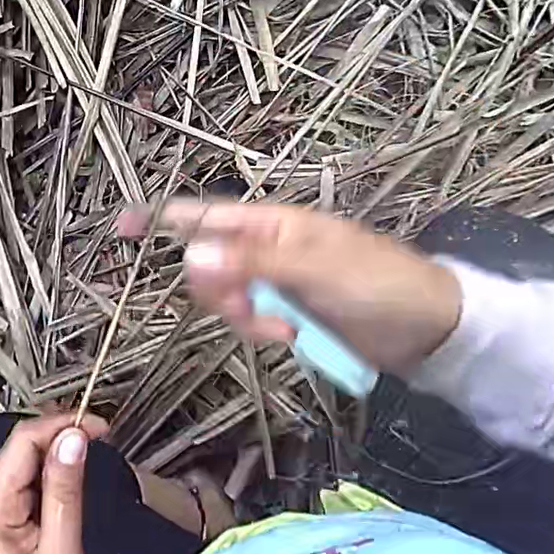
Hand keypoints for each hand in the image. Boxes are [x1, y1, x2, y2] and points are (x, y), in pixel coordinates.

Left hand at [0, 413, 107, 553]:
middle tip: (98, 434)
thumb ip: (65, 491)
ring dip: (53, 452)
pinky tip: (66, 477)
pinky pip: (18, 482)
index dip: (60, 424)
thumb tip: (73, 438)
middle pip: (17, 447)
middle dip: (58, 434)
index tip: (96, 424)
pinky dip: (45, 473)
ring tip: (88, 453)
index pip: (21, 443)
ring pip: (19, 462)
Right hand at [118, 200, 462, 373]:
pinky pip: (252, 318)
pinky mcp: (289, 310)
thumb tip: (189, 257)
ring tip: (282, 329)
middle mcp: (268, 248)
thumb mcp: (315, 270)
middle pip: (210, 263)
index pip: (207, 216)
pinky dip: (262, 330)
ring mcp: (278, 281)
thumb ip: (251, 264)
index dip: (163, 219)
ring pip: (229, 296)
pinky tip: (291, 337)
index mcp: (272, 224)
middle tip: (246, 309)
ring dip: (243, 316)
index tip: (122, 226)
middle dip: (218, 290)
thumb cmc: (378, 284)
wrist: (431, 330)